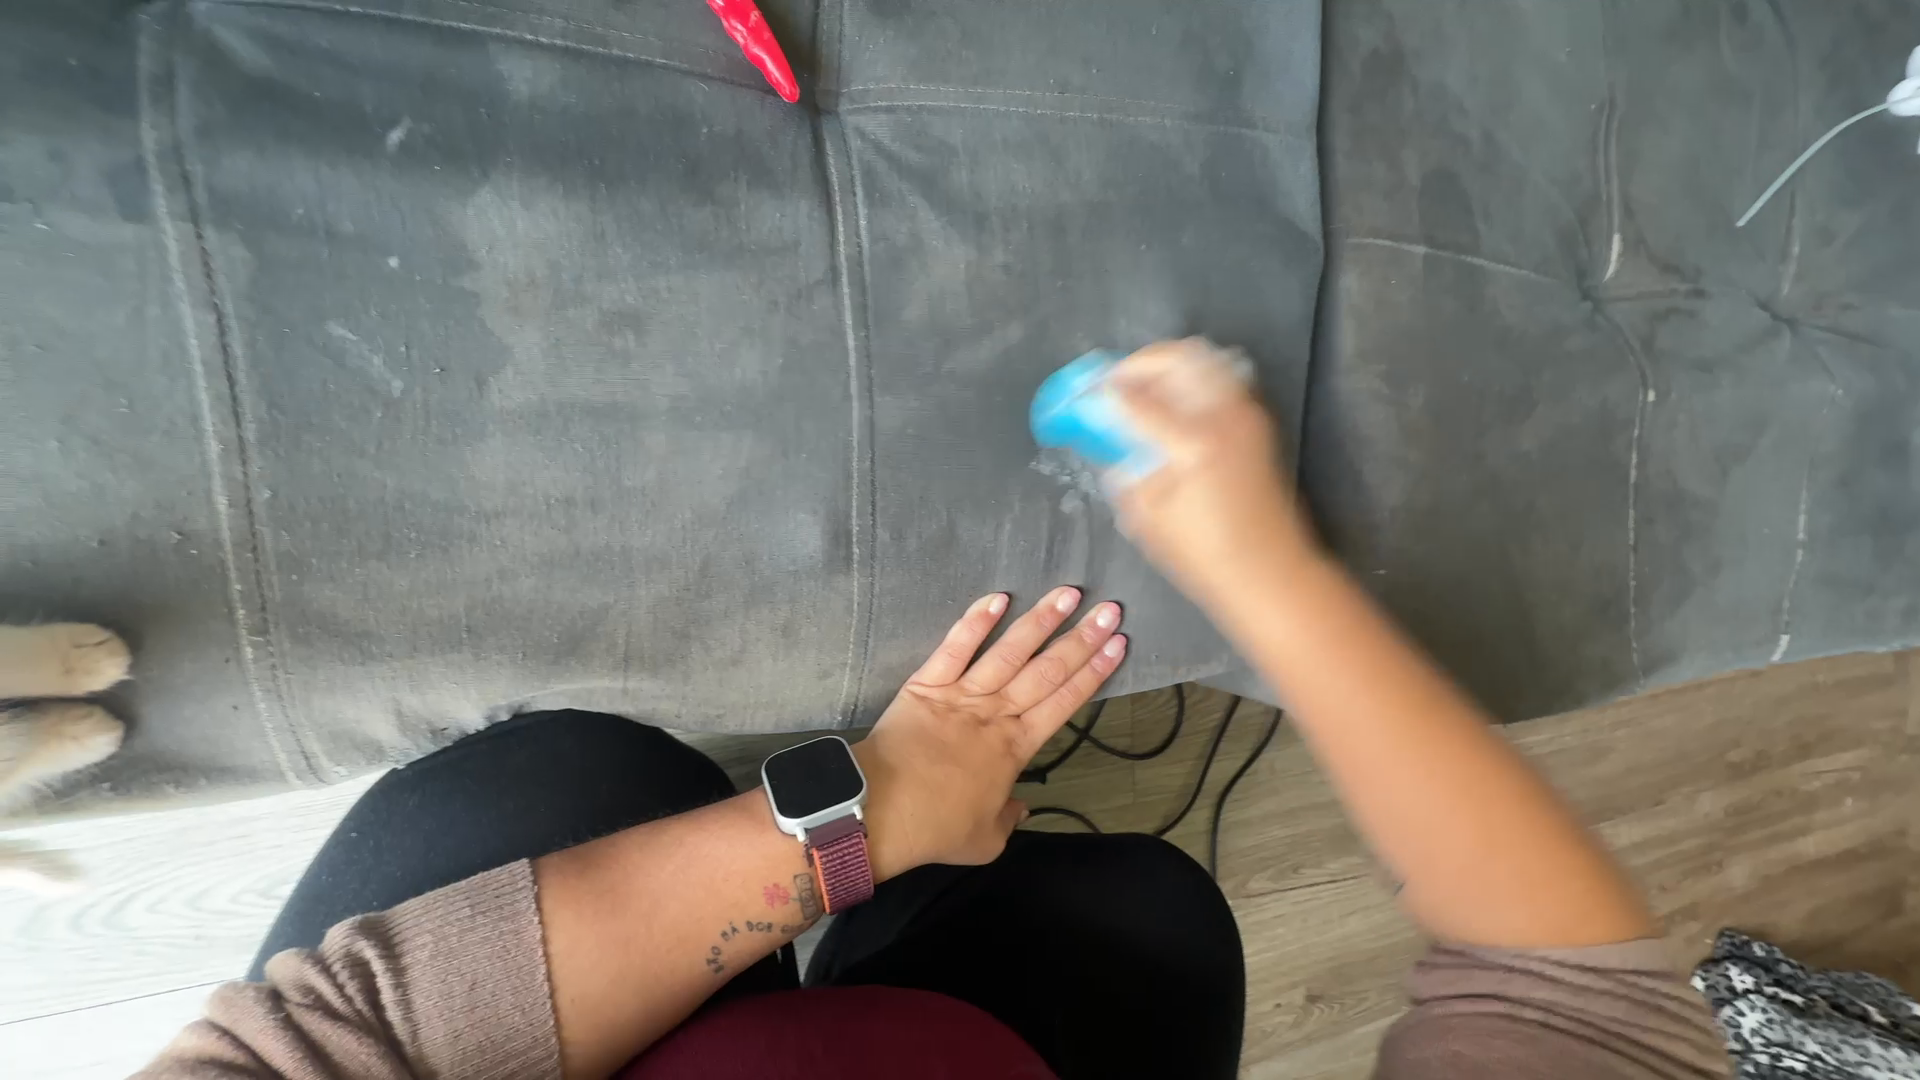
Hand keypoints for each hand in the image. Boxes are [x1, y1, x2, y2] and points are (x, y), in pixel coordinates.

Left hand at [853, 587, 1125, 879]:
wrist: (879, 813)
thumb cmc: (935, 829)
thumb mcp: (986, 841)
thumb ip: (1009, 818)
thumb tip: (1022, 806)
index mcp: (1016, 748)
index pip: (1065, 702)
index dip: (1094, 672)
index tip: (1118, 645)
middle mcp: (997, 713)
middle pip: (1048, 670)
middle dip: (1082, 639)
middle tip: (1110, 610)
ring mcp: (963, 694)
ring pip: (1010, 651)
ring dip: (1041, 620)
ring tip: (1068, 594)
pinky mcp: (928, 683)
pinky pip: (955, 647)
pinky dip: (975, 621)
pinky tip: (998, 597)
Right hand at [1107, 338, 1321, 608]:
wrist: (1271, 571)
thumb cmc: (1206, 557)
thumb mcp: (1147, 519)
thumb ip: (1123, 471)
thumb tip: (1108, 442)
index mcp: (1192, 443)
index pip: (1134, 397)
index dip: (1100, 393)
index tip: (1081, 397)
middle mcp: (1223, 416)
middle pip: (1176, 357)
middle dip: (1136, 365)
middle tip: (1112, 383)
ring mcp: (1245, 414)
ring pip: (1202, 360)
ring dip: (1165, 368)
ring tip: (1140, 390)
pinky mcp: (1256, 422)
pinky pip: (1218, 380)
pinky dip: (1189, 381)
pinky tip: (1171, 407)